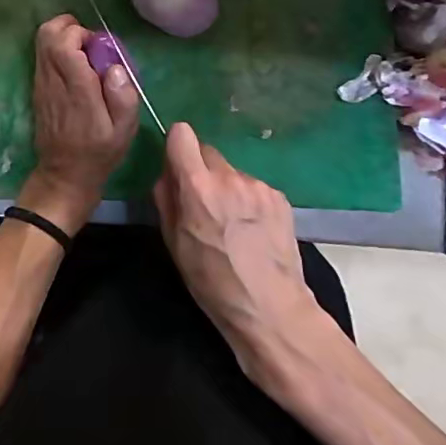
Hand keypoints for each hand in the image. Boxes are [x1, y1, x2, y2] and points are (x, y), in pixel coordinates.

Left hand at [21, 14, 139, 232]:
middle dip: (68, 26)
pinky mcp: (38, 88)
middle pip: (46, 35)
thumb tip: (114, 66)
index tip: (98, 46)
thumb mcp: (124, 129)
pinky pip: (42, 57)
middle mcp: (53, 81)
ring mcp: (41, 84)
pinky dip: (57, 51)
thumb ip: (123, 95)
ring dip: (62, 37)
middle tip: (90, 42)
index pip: (63, 44)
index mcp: (76, 89)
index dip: (79, 33)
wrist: (65, 174)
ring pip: (41, 43)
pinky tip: (75, 68)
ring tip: (84, 53)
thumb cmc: (99, 151)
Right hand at [154, 122, 321, 364]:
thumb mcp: (174, 243)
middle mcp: (229, 176)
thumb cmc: (212, 282)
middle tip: (204, 205)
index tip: (178, 166)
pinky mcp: (279, 197)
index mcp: (198, 186)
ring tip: (233, 225)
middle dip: (201, 171)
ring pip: (232, 172)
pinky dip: (249, 201)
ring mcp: (258, 186)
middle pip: (207, 152)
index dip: (177, 146)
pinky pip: (254, 187)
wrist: (271, 309)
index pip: (182, 134)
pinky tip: (253, 230)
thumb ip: (166, 198)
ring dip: (226, 188)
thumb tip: (168, 174)